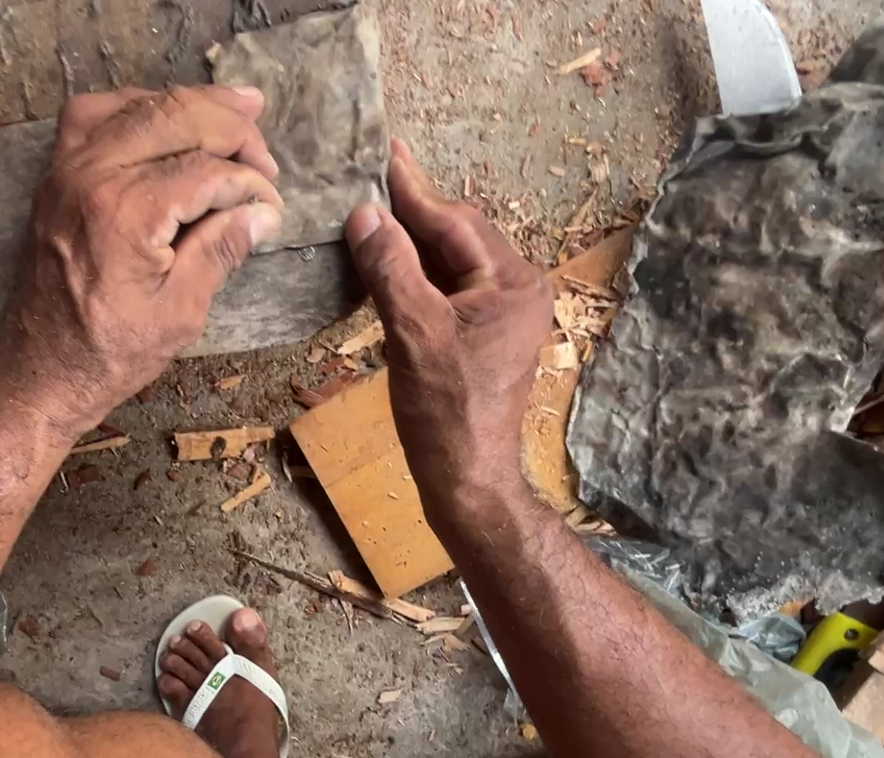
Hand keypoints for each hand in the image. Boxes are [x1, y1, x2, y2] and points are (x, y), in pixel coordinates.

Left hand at [0, 86, 285, 436]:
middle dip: (231, 128)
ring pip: (137, 105)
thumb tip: (264, 213)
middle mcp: (92, 175)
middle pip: (175, 118)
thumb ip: (221, 251)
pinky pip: (96, 115)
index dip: (249, 183)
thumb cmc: (112, 353)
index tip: (273, 205)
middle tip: (265, 154)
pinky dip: (138, 108)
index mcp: (127, 213)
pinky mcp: (55, 177)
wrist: (44, 371)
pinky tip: (167, 120)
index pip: (207, 171)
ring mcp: (66, 171)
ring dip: (191, 106)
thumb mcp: (181, 313)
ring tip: (236, 113)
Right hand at [344, 139, 553, 515]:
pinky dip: (418, 279)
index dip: (414, 193)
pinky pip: (450, 292)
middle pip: (458, 238)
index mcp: (514, 282)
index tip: (385, 155)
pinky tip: (388, 270)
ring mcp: (504, 316)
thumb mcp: (413, 334)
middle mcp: (518, 291)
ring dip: (411, 248)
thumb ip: (390, 269)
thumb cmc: (444, 411)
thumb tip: (364, 213)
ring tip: (372, 220)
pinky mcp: (486, 338)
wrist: (465, 475)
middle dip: (413, 216)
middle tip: (370, 184)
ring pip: (452, 266)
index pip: (456, 223)